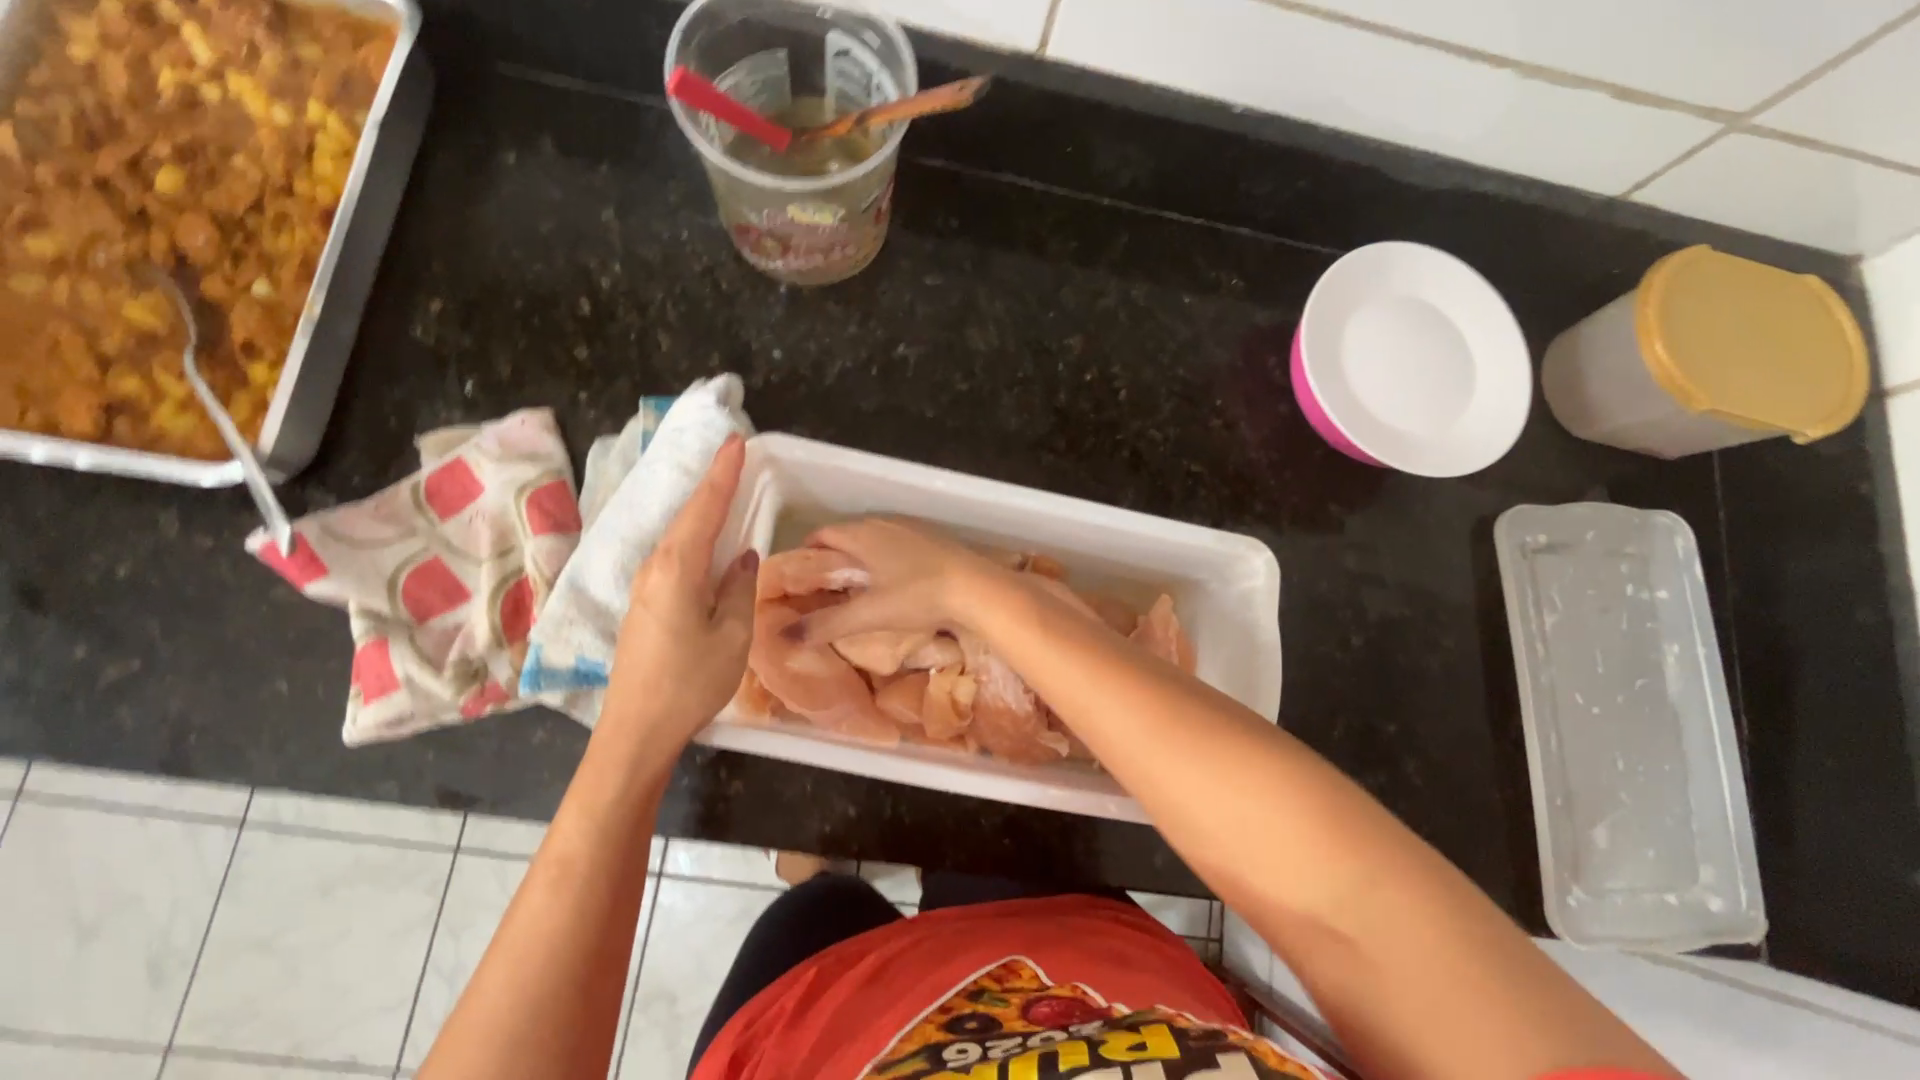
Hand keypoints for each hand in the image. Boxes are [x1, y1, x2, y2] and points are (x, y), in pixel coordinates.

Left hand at [601, 435, 757, 745]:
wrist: (636, 729)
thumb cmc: (690, 682)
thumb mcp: (732, 635)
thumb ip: (739, 588)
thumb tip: (743, 557)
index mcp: (677, 567)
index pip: (705, 508)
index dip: (723, 474)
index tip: (736, 440)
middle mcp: (654, 567)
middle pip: (687, 516)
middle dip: (711, 485)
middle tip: (735, 457)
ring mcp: (644, 587)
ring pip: (678, 537)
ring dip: (701, 511)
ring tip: (726, 491)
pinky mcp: (644, 606)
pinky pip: (673, 557)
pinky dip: (693, 538)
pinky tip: (707, 542)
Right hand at [790, 518, 1005, 643]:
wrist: (978, 588)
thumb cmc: (919, 596)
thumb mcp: (869, 614)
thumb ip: (827, 624)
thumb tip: (784, 637)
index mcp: (863, 534)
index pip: (822, 534)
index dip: (807, 552)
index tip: (800, 576)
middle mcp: (884, 523)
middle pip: (848, 535)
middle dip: (833, 557)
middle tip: (824, 586)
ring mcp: (912, 529)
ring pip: (875, 539)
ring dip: (862, 558)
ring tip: (856, 588)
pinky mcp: (933, 541)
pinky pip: (898, 546)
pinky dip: (887, 560)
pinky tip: (894, 585)